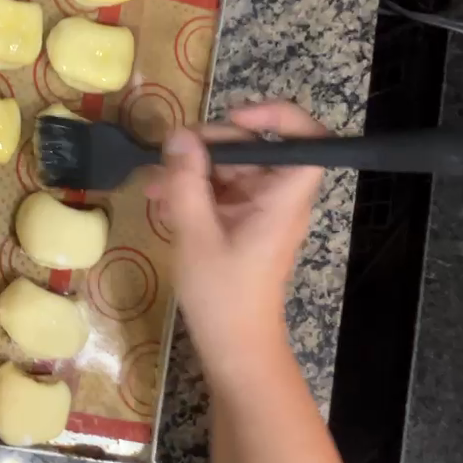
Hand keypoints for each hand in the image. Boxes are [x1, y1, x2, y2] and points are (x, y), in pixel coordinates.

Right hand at [149, 100, 329, 365]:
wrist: (233, 345)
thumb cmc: (222, 294)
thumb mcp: (195, 234)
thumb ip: (186, 181)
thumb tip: (179, 136)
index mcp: (283, 198)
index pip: (307, 140)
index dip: (278, 117)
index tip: (234, 117)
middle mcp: (278, 197)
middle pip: (255, 148)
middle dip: (210, 146)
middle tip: (169, 155)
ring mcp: (260, 210)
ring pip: (230, 169)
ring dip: (192, 170)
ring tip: (154, 185)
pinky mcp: (242, 224)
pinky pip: (220, 192)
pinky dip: (193, 191)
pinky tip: (161, 201)